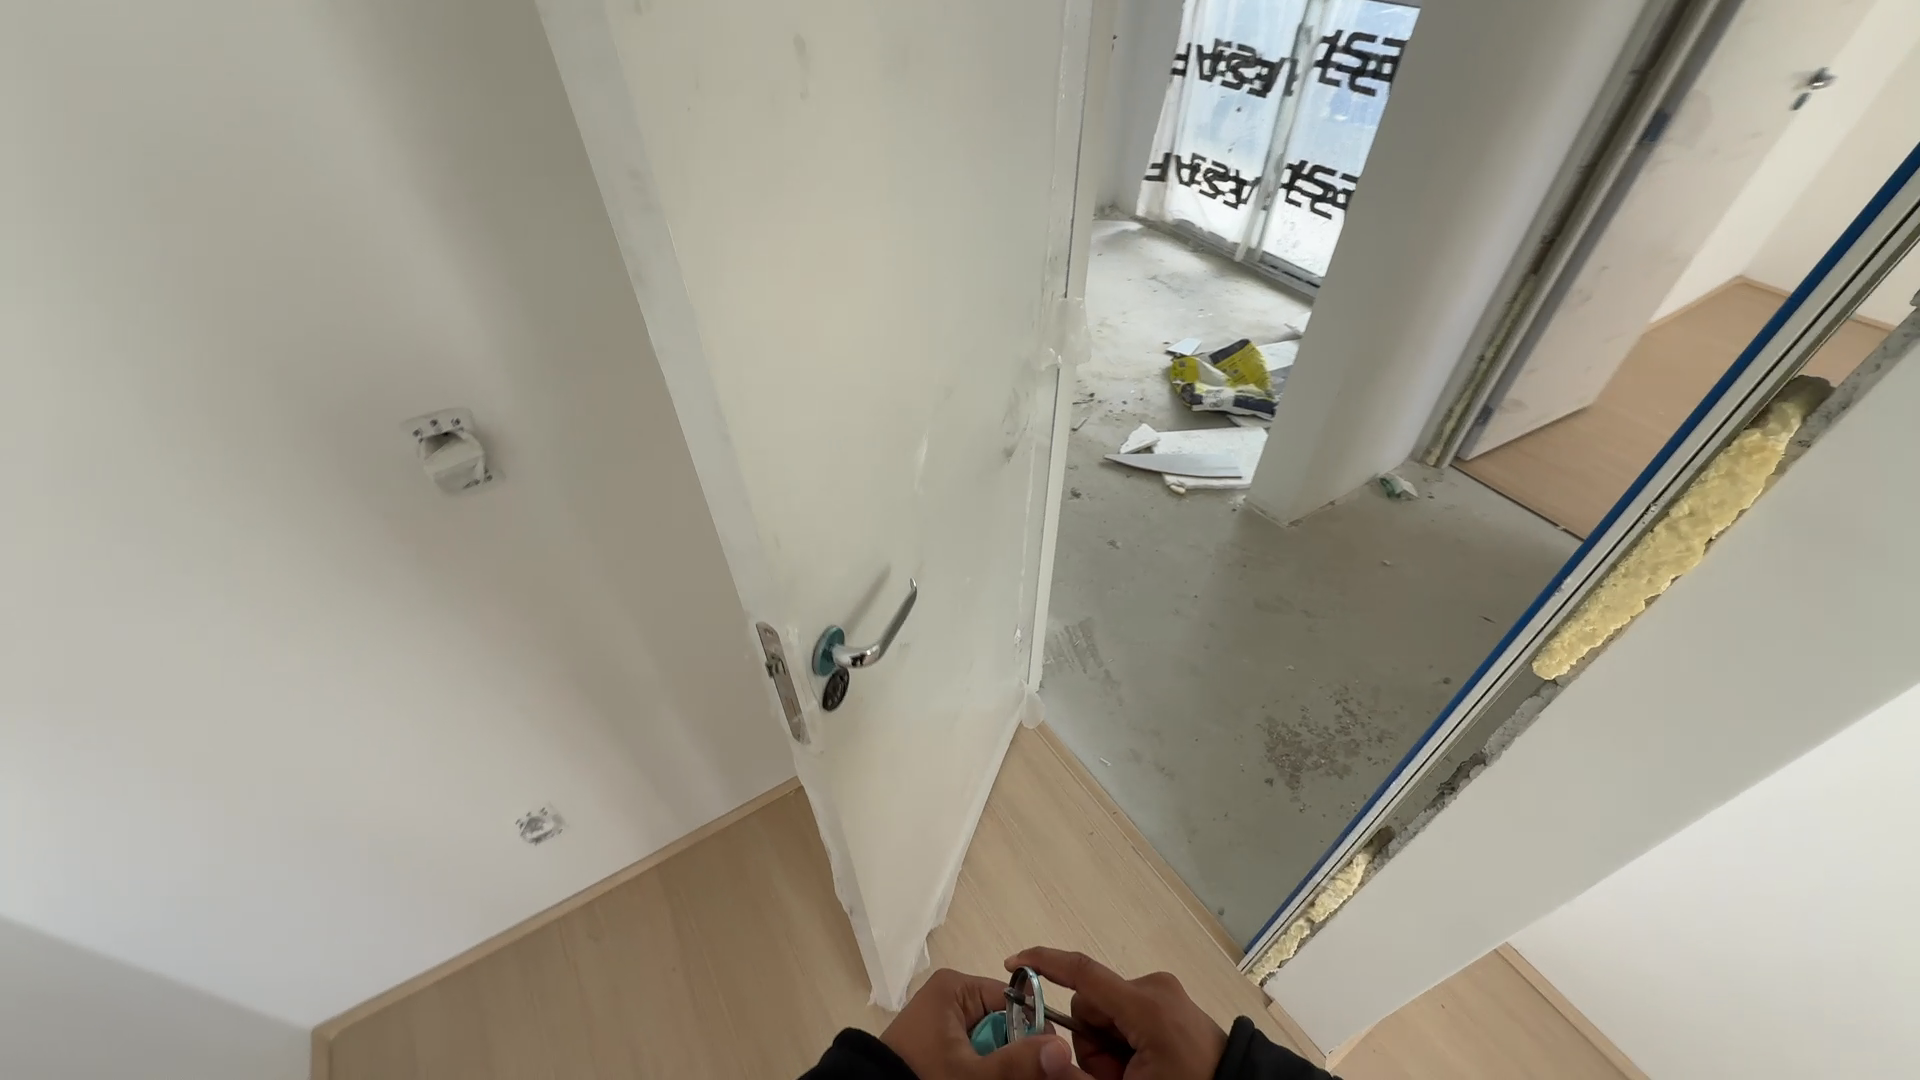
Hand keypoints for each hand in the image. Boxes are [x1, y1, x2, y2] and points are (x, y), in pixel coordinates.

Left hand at [881, 967, 1076, 1078]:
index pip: (1013, 1000)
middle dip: (1017, 1055)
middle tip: (1032, 1077)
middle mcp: (950, 997)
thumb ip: (1019, 1062)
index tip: (1053, 1063)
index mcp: (956, 987)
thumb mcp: (973, 1073)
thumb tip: (1065, 1051)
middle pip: (1003, 1025)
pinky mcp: (935, 1046)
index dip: (1035, 1032)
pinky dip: (983, 1071)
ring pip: (989, 1045)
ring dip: (1002, 1066)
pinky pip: (971, 1055)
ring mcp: (942, 1023)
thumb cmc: (922, 1077)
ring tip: (1003, 1078)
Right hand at [1005, 948, 1226, 1079]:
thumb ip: (1078, 1075)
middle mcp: (1152, 986)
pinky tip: (1145, 1066)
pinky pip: (1127, 1014)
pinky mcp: (1169, 1000)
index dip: (1043, 962)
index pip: (1082, 972)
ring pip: (1106, 1012)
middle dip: (1093, 1044)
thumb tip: (1044, 1055)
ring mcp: (1163, 991)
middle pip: (1091, 1005)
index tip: (1012, 962)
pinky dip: (1125, 1041)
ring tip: (1136, 1076)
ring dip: (1109, 1047)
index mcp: (1144, 1005)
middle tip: (1118, 1079)